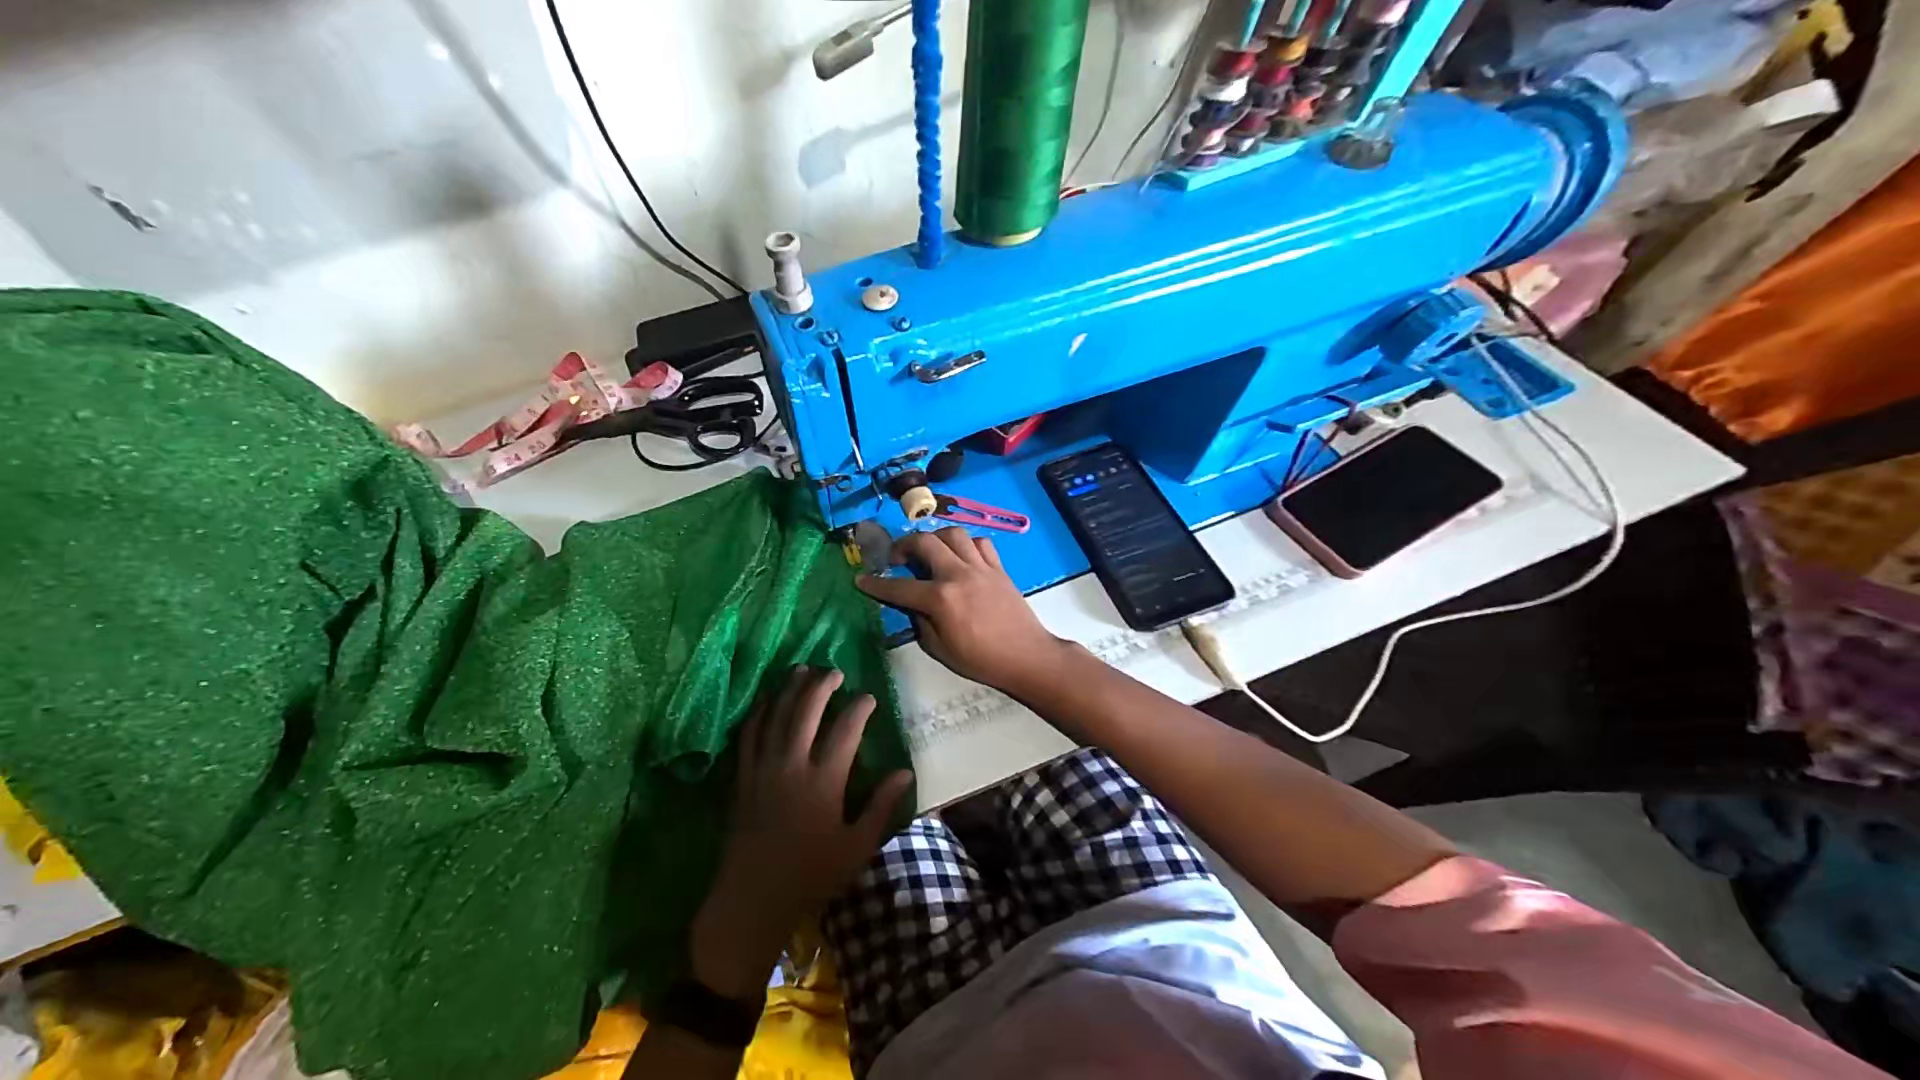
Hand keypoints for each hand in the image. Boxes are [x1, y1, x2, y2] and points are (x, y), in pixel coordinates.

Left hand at [689, 667, 912, 998]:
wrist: (753, 898)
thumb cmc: (811, 875)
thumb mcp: (856, 846)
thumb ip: (880, 806)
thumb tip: (904, 772)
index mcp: (824, 781)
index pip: (846, 731)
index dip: (859, 709)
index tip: (869, 697)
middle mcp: (792, 765)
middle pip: (806, 712)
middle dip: (822, 686)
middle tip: (834, 672)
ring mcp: (763, 769)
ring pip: (776, 716)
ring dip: (789, 690)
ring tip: (801, 670)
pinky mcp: (743, 777)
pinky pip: (749, 735)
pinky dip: (759, 712)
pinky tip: (766, 701)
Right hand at [855, 528, 1070, 695]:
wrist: (1026, 656)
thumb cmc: (981, 660)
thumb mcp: (940, 649)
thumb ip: (920, 622)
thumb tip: (912, 604)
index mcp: (940, 599)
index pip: (899, 587)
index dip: (875, 584)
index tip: (861, 579)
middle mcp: (958, 574)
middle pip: (924, 542)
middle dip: (902, 545)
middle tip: (896, 558)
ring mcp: (981, 567)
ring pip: (953, 533)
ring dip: (935, 538)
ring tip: (929, 552)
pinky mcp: (998, 567)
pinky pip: (979, 542)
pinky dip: (966, 544)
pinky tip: (961, 557)